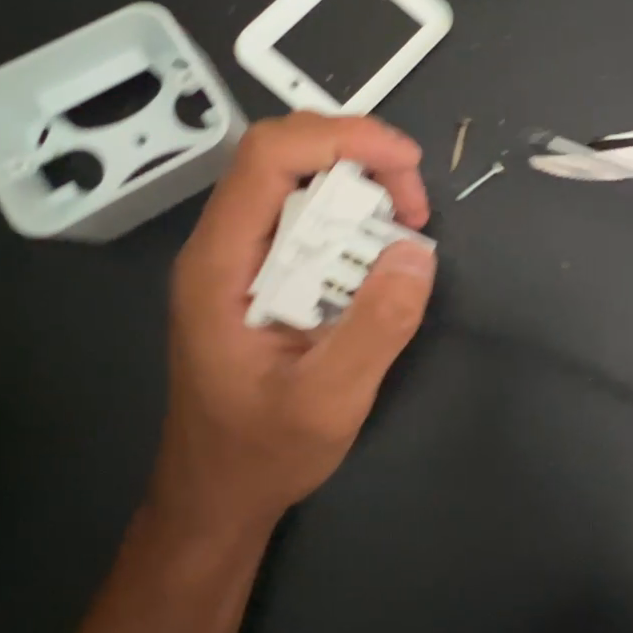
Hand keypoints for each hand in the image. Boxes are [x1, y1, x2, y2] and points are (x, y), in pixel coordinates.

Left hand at [152, 113, 436, 535]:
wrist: (217, 495)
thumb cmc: (261, 452)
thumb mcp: (327, 402)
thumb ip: (374, 328)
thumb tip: (415, 254)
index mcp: (221, 265)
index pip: (269, 157)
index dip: (342, 138)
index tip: (407, 165)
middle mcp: (223, 246)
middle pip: (285, 153)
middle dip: (360, 157)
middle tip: (413, 206)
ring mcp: (239, 257)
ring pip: (297, 177)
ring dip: (360, 185)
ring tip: (403, 229)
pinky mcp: (259, 271)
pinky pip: (306, 213)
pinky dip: (352, 215)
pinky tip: (378, 255)